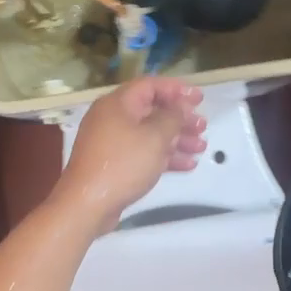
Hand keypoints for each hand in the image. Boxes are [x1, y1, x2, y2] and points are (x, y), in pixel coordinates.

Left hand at [53, 77, 206, 223]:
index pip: (150, 86)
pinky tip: (186, 165)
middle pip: (151, 111)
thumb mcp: (154, 137)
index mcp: (118, 104)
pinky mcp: (114, 165)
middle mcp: (112, 119)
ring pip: (149, 135)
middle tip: (202, 126)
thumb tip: (180, 107)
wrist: (87, 204)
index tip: (199, 99)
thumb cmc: (123, 164)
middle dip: (180, 118)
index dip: (177, 90)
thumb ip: (172, 117)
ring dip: (176, 140)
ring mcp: (112, 143)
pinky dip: (163, 157)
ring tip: (201, 148)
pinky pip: (142, 153)